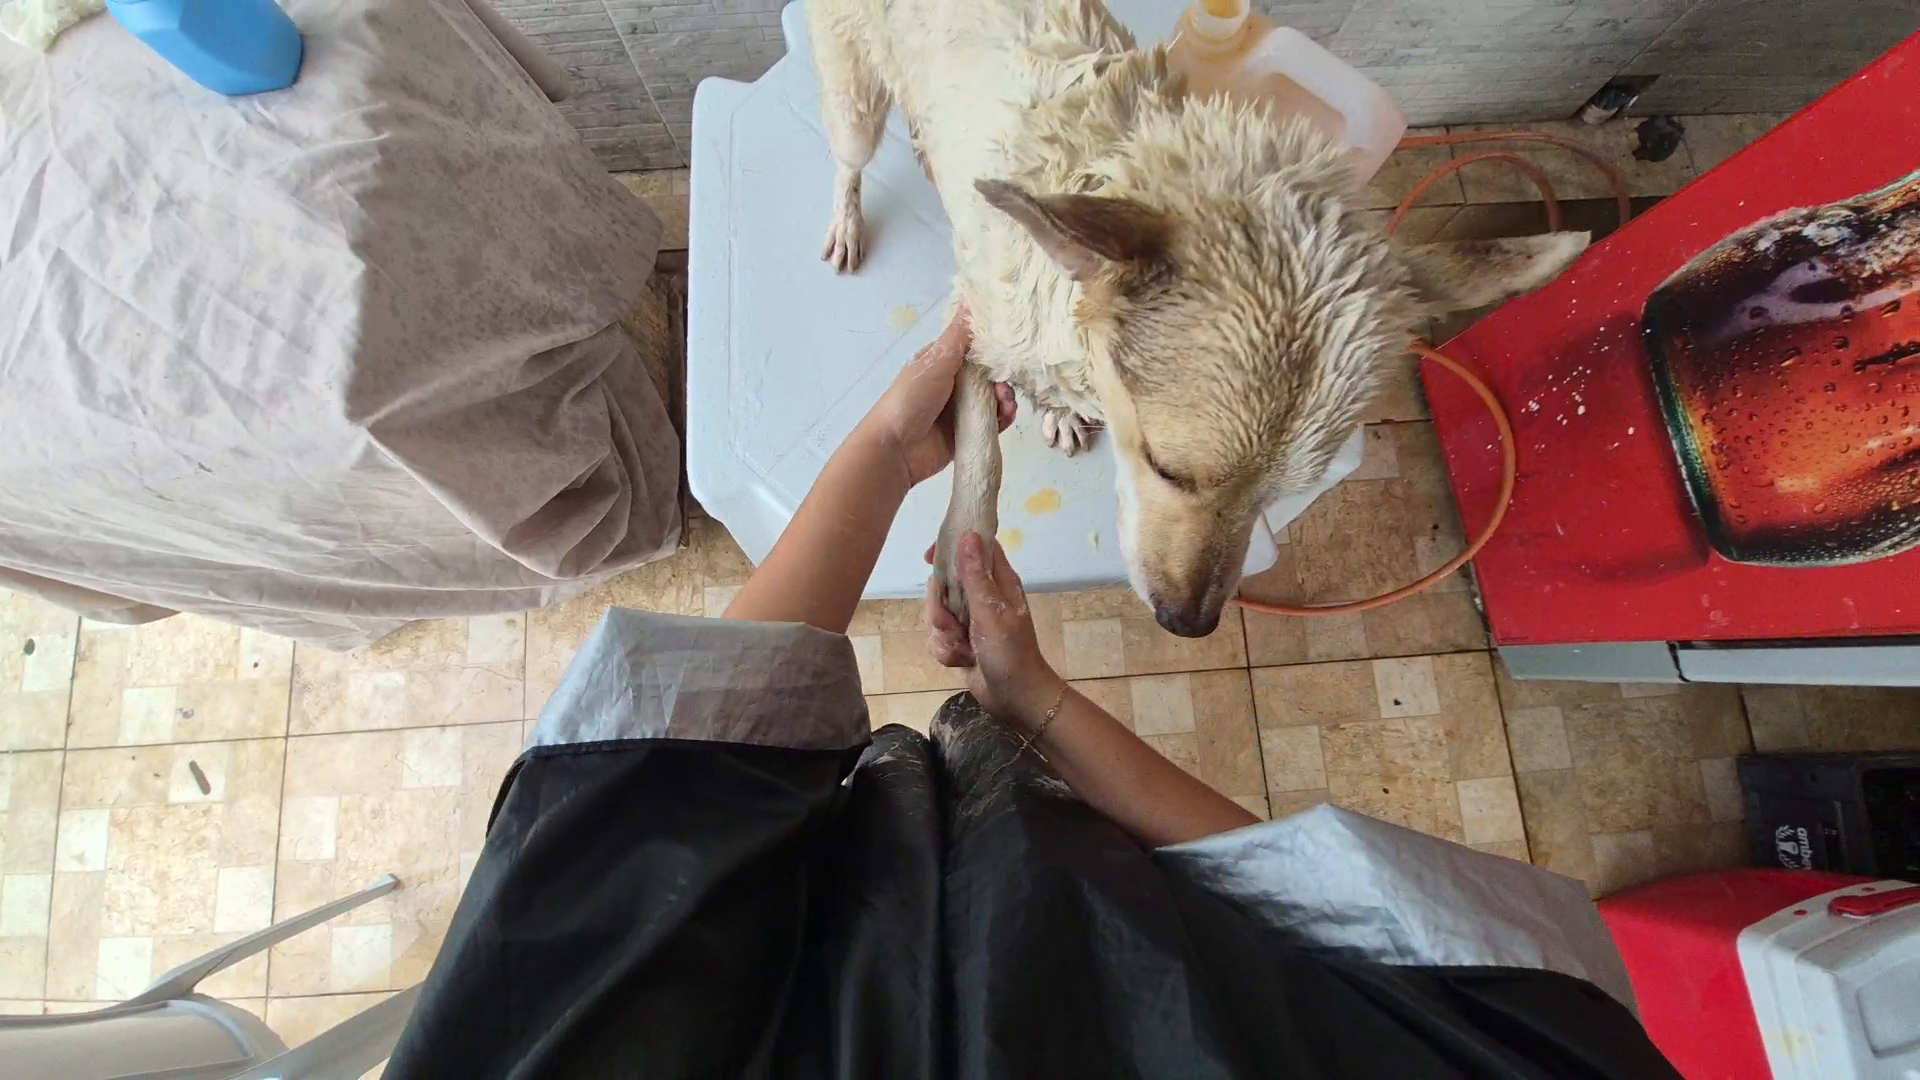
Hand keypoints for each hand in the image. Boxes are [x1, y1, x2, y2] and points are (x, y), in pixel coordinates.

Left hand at [858, 306, 1016, 486]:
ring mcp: (959, 410)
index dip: (991, 346)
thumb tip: (971, 296)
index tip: (1011, 344)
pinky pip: (992, 422)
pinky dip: (1002, 418)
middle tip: (1005, 384)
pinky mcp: (967, 433)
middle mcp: (951, 384)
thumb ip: (958, 336)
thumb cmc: (910, 400)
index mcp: (940, 362)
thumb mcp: (935, 362)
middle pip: (986, 375)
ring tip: (1006, 402)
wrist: (896, 450)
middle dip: (1001, 376)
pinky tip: (1007, 416)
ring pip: (992, 399)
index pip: (972, 348)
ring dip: (1004, 398)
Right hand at [925, 533, 1064, 728]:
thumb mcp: (991, 612)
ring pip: (938, 612)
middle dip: (940, 606)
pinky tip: (961, 660)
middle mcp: (983, 596)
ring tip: (962, 647)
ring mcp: (971, 619)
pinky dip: (946, 650)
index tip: (930, 557)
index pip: (974, 546)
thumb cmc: (1010, 653)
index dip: (952, 545)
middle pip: (946, 582)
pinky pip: (938, 637)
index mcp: (998, 581)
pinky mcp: (961, 641)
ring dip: (944, 633)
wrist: (1015, 698)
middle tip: (954, 622)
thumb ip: (975, 575)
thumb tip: (968, 534)